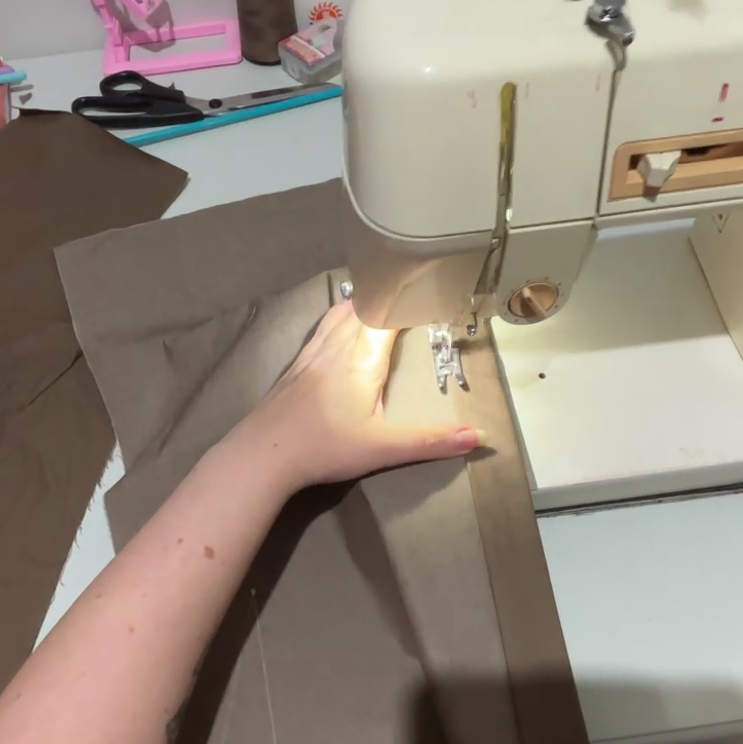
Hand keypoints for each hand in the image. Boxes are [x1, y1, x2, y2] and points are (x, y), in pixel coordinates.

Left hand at [223, 301, 480, 490]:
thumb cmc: (324, 448)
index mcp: (362, 356)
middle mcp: (336, 344)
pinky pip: (323, 327)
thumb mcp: (383, 449)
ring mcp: (312, 352)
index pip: (389, 310)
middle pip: (366, 304)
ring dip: (365, 304)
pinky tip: (342, 326)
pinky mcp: (296, 364)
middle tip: (417, 294)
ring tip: (385, 302)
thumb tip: (480, 436)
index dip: (411, 296)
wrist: (262, 455)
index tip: (434, 288)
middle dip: (392, 297)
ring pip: (341, 312)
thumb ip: (431, 441)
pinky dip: (341, 318)